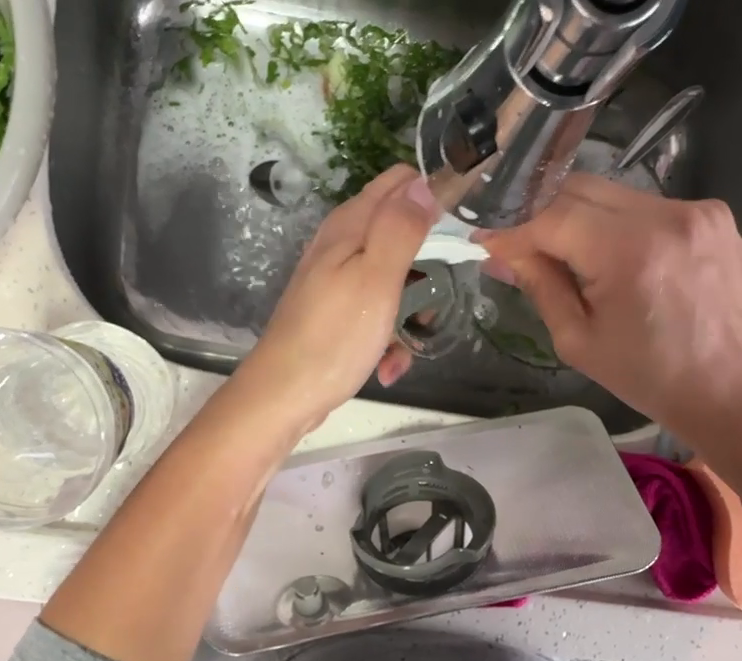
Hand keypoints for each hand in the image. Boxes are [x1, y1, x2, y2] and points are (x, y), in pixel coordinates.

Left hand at [236, 165, 440, 430]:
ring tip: (407, 343)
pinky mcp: (334, 316)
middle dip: (427, 268)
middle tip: (434, 301)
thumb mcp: (376, 278)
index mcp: (350, 225)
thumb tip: (425, 183)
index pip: (400, 183)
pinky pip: (375, 316)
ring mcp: (335, 282)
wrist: (284, 396)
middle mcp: (340, 245)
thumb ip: (401, 228)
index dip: (434, 200)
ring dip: (409, 314)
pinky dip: (387, 339)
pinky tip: (386, 365)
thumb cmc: (333, 339)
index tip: (458, 239)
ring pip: (393, 283)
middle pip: (402, 236)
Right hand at [477, 173, 741, 433]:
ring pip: (615, 195)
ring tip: (568, 256)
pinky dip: (622, 226)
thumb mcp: (578, 341)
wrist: (727, 385)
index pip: (553, 215)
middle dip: (543, 214)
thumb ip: (540, 286)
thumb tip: (502, 254)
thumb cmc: (648, 376)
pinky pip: (648, 207)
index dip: (514, 226)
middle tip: (518, 243)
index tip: (485, 239)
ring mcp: (695, 209)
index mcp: (628, 253)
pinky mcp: (713, 214)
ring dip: (582, 219)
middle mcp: (664, 216)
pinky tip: (619, 260)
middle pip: (582, 189)